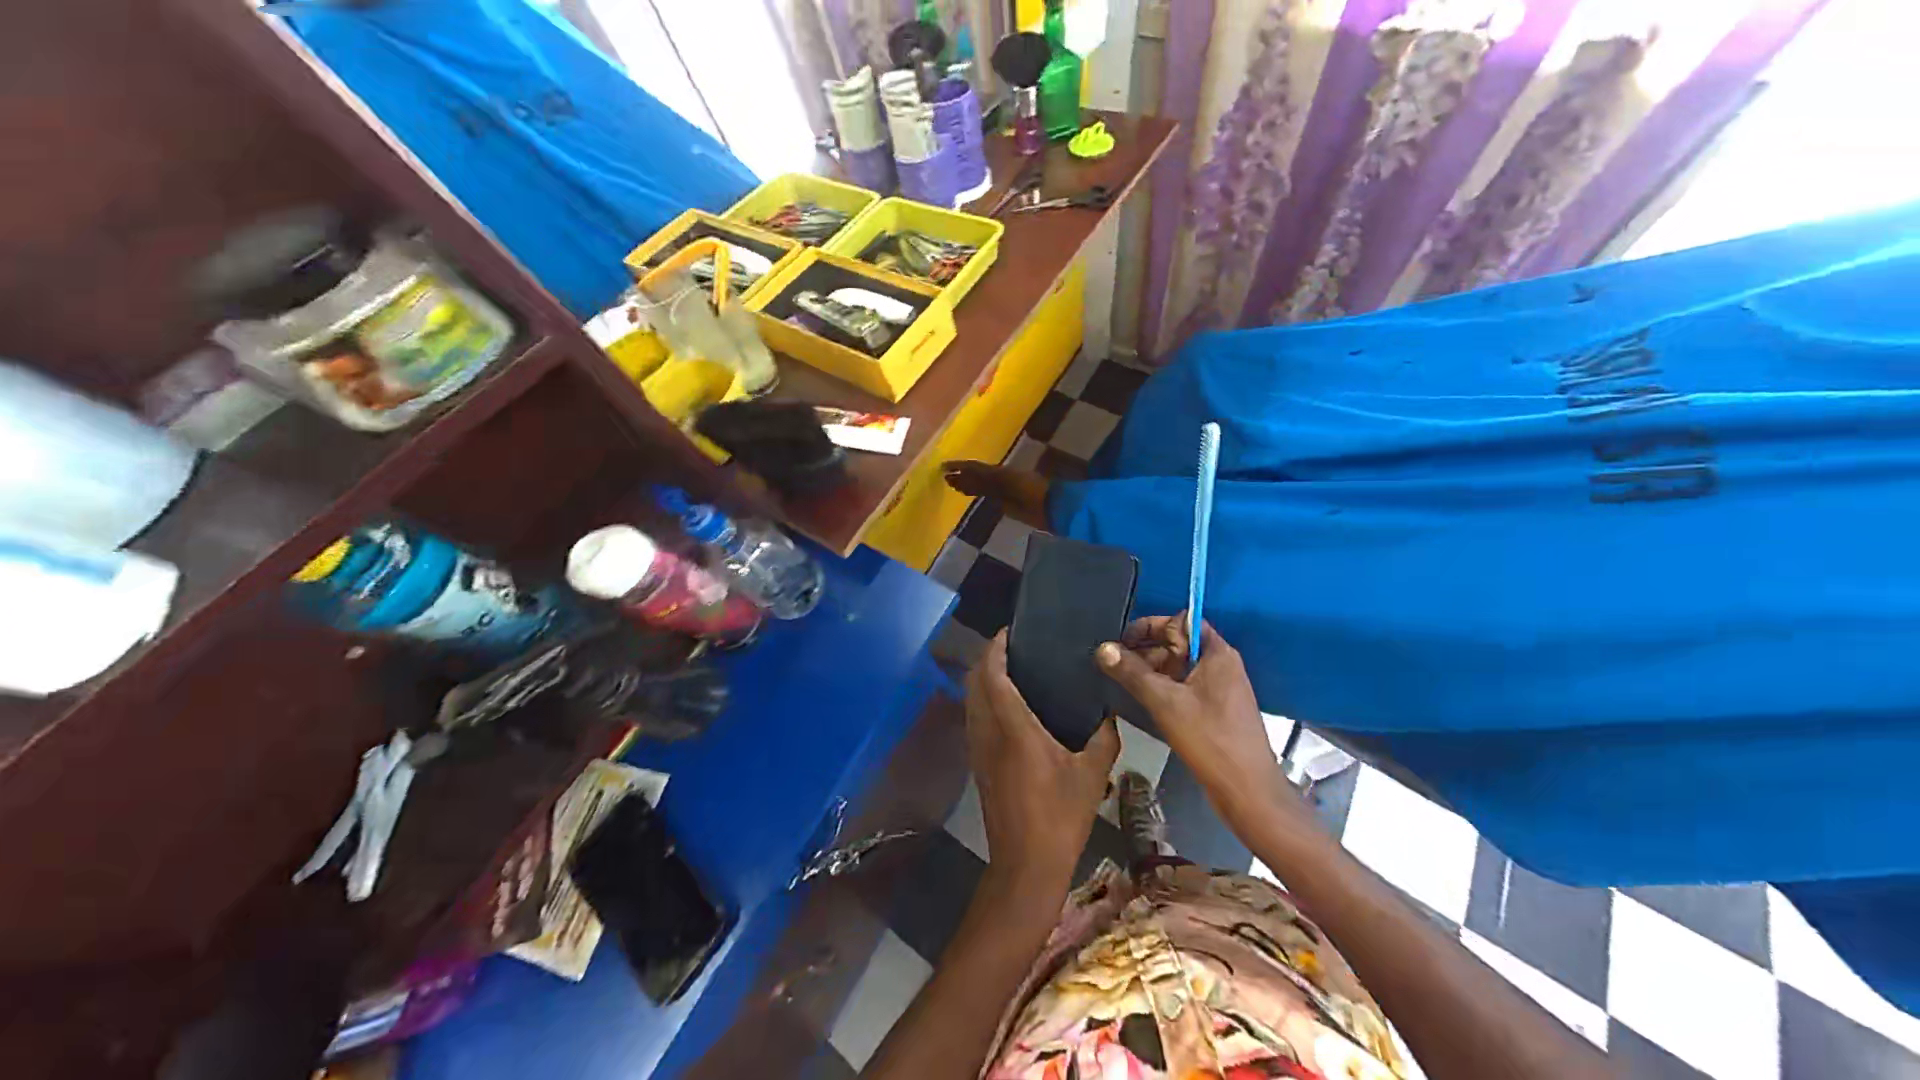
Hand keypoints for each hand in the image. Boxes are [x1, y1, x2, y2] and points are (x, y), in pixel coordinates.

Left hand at [965, 631, 1120, 891]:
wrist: (1026, 863)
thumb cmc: (1060, 816)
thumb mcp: (1092, 774)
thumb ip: (1103, 737)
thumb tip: (1109, 711)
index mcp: (1013, 728)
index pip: (993, 675)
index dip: (996, 648)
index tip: (1010, 631)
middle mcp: (987, 732)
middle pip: (974, 681)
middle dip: (988, 658)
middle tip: (1015, 646)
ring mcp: (978, 748)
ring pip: (971, 700)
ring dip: (984, 679)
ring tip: (1014, 669)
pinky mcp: (978, 763)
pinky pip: (974, 718)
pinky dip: (984, 700)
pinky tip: (1010, 706)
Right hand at [1096, 615, 1300, 830]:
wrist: (1247, 790)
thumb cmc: (1209, 738)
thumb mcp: (1164, 701)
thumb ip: (1132, 672)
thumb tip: (1103, 648)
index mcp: (1217, 654)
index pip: (1182, 621)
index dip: (1152, 626)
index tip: (1124, 641)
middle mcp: (1222, 665)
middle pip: (1180, 643)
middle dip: (1148, 649)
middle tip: (1119, 664)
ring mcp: (1222, 689)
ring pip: (1182, 667)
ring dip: (1154, 670)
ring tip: (1126, 682)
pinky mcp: (1218, 711)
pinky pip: (1187, 687)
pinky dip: (1166, 688)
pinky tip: (1146, 701)